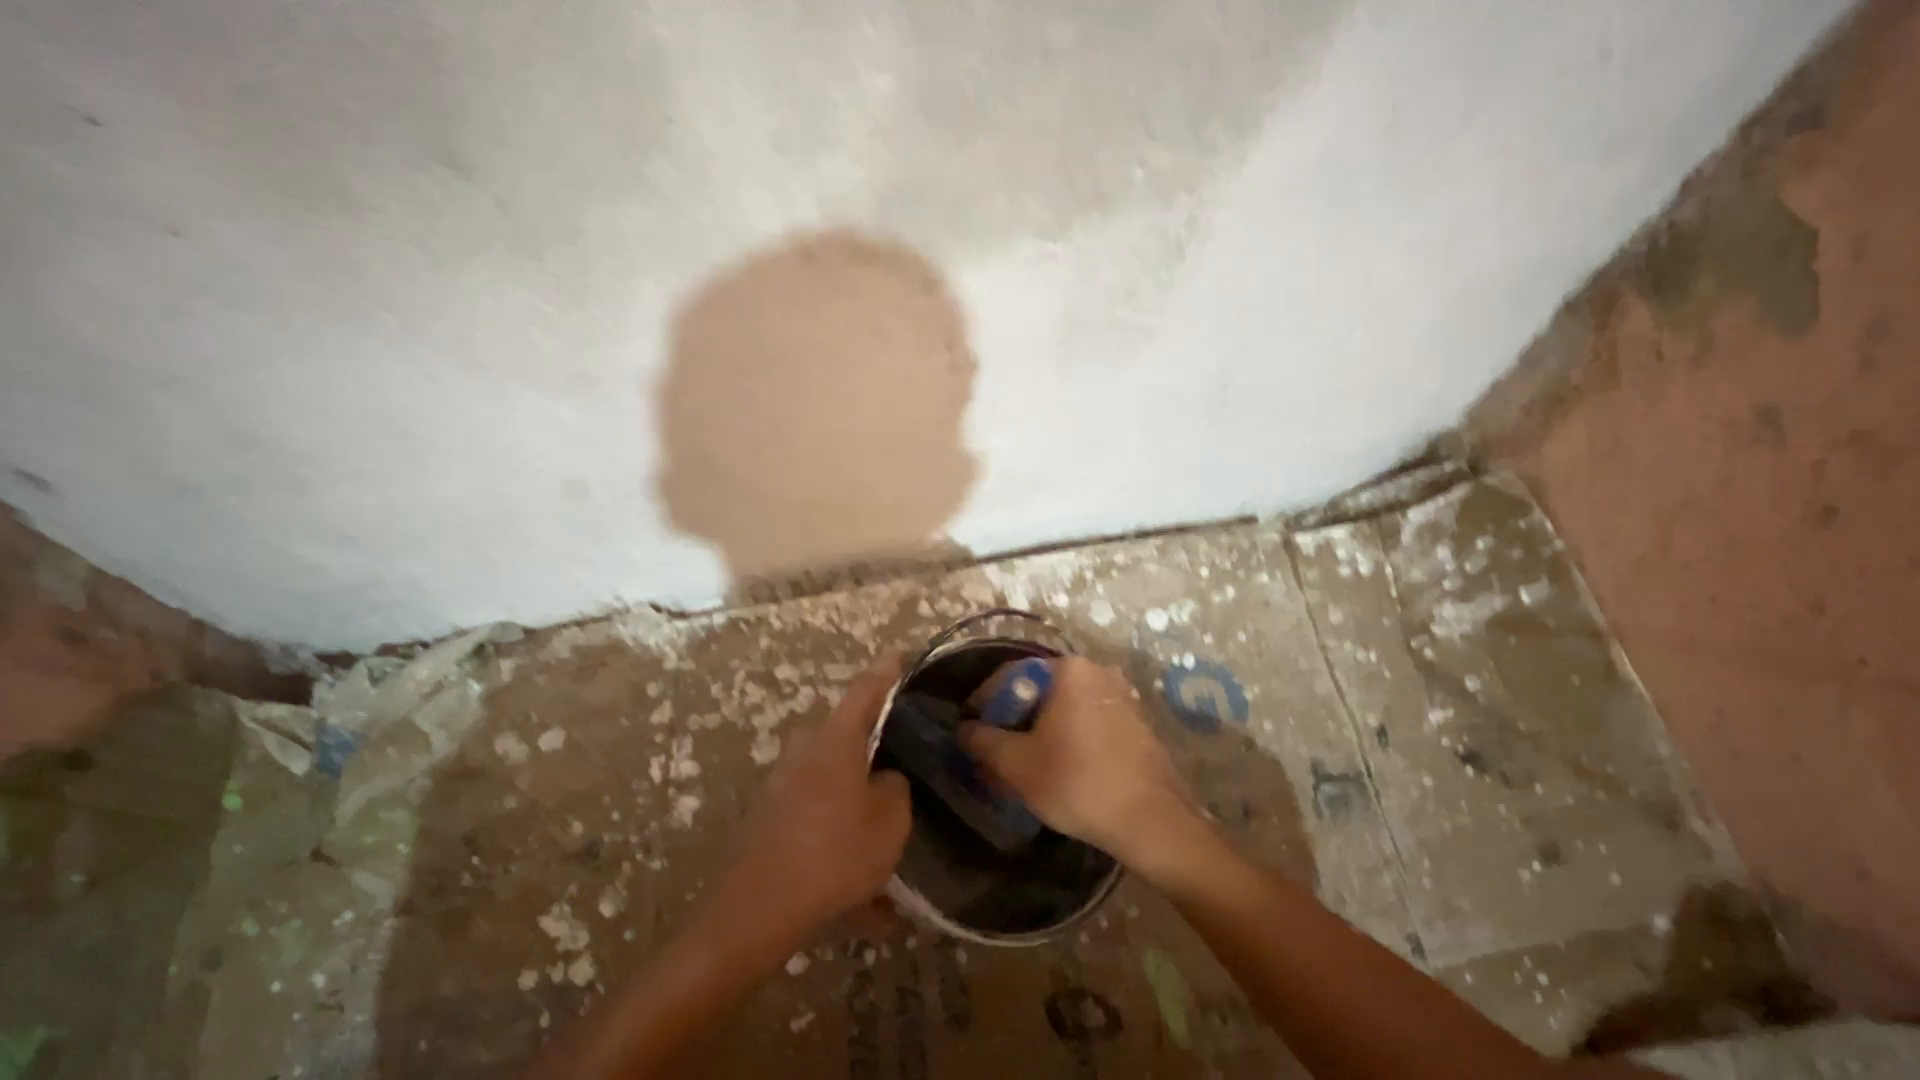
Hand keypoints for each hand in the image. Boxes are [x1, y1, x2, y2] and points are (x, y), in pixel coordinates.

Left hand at [717, 655, 912, 937]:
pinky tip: (866, 903)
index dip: (887, 671)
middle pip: (847, 735)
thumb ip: (895, 788)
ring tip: (888, 843)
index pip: (866, 689)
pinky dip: (841, 844)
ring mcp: (782, 784)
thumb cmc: (833, 853)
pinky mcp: (770, 818)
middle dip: (876, 746)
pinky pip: (818, 820)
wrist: (756, 909)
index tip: (902, 654)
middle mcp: (804, 750)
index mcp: (835, 739)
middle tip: (908, 760)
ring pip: (834, 783)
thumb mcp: (889, 821)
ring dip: (859, 805)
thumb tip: (885, 778)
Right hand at [959, 657, 1206, 869]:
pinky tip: (1057, 771)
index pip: (1010, 677)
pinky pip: (1086, 723)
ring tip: (1021, 769)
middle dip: (1012, 723)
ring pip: (1063, 710)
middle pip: (1038, 692)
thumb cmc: (1077, 783)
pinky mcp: (1135, 724)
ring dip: (1038, 734)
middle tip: (993, 756)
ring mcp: (1121, 697)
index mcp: (1068, 669)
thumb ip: (982, 740)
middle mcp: (1097, 672)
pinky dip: (1065, 740)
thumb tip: (963, 729)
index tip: (970, 735)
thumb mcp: (1016, 764)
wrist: (1151, 820)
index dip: (983, 705)